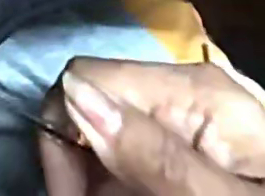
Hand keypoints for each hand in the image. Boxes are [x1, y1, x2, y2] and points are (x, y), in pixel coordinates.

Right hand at [38, 59, 264, 195]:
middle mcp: (190, 94)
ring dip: (97, 183)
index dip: (65, 138)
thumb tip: (74, 91)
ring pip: (109, 143)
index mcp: (198, 89)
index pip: (90, 78)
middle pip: (96, 109)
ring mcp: (194, 128)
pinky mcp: (198, 158)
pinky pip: (138, 163)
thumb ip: (157, 156)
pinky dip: (121, 187)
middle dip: (80, 167)